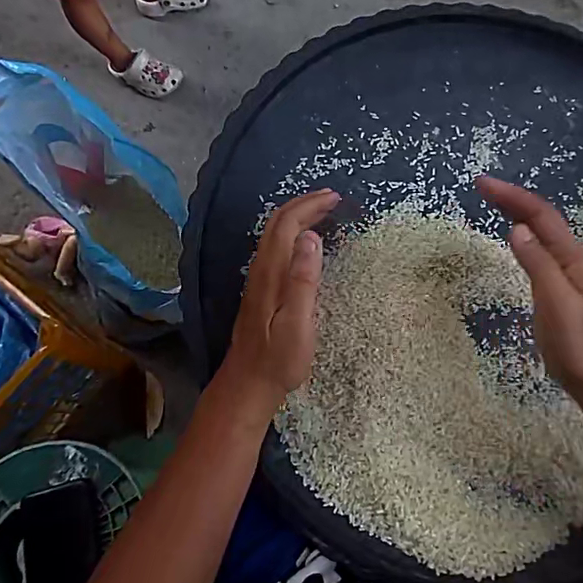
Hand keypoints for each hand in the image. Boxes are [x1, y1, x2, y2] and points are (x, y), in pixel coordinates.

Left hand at [218, 189, 339, 409]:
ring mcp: (259, 280)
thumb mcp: (297, 324)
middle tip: (332, 198)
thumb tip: (310, 238)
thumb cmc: (278, 360)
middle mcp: (261, 271)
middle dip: (303, 205)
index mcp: (271, 274)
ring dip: (297, 217)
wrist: (248, 384)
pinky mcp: (262, 291)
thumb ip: (303, 281)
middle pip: (277, 225)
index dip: (308, 206)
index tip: (334, 198)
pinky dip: (293, 234)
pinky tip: (306, 242)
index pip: (286, 226)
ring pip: (275, 235)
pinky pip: (276, 249)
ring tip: (323, 211)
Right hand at [477, 176, 582, 398]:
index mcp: (572, 258)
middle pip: (541, 218)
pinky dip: (520, 233)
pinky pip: (536, 249)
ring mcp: (563, 272)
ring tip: (492, 200)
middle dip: (512, 198)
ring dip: (516, 211)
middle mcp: (569, 259)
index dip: (512, 196)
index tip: (482, 184)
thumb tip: (516, 227)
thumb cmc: (575, 343)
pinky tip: (512, 235)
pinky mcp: (554, 286)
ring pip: (539, 232)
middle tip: (480, 186)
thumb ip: (539, 265)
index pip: (541, 216)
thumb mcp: (556, 303)